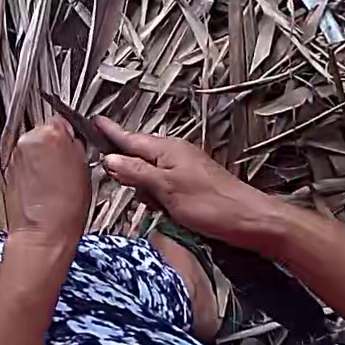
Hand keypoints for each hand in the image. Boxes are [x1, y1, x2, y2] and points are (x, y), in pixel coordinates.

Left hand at [2, 117, 90, 252]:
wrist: (42, 235)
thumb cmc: (65, 209)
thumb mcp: (84, 170)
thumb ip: (76, 147)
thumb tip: (72, 141)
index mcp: (52, 134)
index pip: (63, 121)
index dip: (70, 137)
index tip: (73, 148)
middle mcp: (29, 140)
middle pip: (45, 132)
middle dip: (54, 145)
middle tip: (65, 166)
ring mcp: (16, 155)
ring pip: (33, 147)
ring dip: (41, 157)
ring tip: (53, 179)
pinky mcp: (7, 169)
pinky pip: (24, 162)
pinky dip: (31, 169)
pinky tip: (42, 186)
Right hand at [95, 118, 291, 250]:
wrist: (250, 221)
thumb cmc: (215, 205)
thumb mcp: (167, 188)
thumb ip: (137, 172)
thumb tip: (111, 160)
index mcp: (168, 150)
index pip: (131, 138)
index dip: (111, 133)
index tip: (94, 123)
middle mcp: (175, 155)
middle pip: (137, 158)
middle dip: (128, 173)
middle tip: (128, 186)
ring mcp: (183, 170)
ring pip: (149, 176)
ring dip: (146, 191)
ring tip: (158, 206)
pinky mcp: (190, 185)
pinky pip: (163, 187)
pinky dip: (160, 199)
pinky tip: (168, 211)